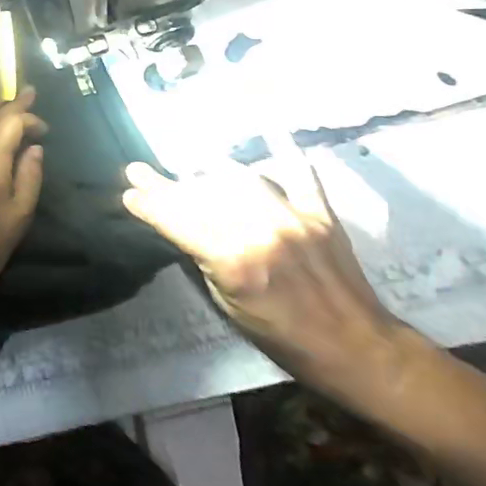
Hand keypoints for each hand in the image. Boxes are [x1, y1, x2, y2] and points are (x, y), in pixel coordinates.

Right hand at [121, 154, 406, 398]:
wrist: (357, 350)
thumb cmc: (284, 339)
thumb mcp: (228, 307)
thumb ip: (206, 262)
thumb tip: (182, 230)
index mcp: (234, 263)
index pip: (178, 222)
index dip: (149, 205)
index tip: (128, 191)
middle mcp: (261, 232)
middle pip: (202, 196)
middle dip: (166, 184)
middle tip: (140, 171)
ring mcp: (293, 218)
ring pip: (239, 178)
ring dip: (207, 170)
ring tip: (188, 165)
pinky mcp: (320, 214)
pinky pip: (297, 174)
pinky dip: (282, 153)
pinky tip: (269, 134)